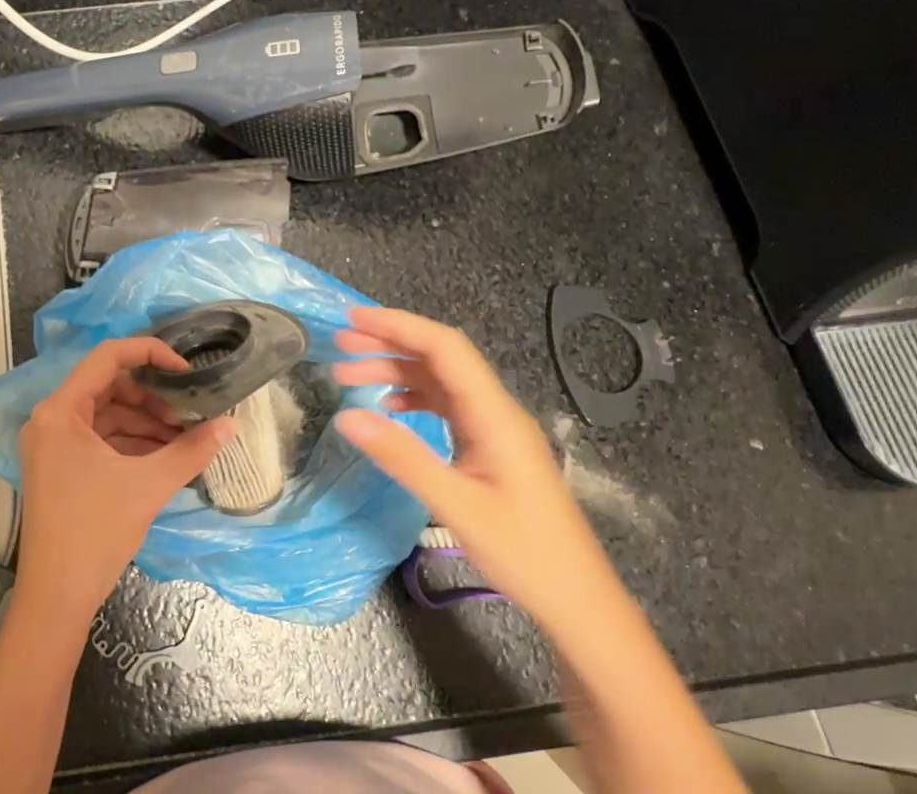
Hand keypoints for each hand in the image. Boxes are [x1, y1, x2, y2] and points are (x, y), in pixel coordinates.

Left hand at [15, 337, 234, 620]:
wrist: (57, 596)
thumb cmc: (95, 532)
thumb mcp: (148, 486)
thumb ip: (190, 450)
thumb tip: (230, 426)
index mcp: (60, 411)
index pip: (107, 357)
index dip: (149, 353)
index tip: (186, 369)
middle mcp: (51, 419)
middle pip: (109, 386)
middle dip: (152, 397)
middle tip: (190, 415)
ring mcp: (54, 445)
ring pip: (107, 415)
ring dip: (146, 423)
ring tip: (186, 438)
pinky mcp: (61, 467)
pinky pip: (101, 439)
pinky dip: (132, 443)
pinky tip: (166, 457)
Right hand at [330, 306, 621, 627]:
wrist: (577, 599)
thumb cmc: (524, 553)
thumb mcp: (456, 505)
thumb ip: (402, 457)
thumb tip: (347, 415)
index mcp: (495, 416)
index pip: (446, 349)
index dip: (399, 325)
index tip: (353, 317)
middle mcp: (497, 412)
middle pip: (440, 360)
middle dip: (389, 344)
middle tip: (340, 344)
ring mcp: (495, 431)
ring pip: (441, 383)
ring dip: (396, 372)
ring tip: (348, 376)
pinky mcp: (491, 450)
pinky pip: (447, 408)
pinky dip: (412, 399)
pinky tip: (387, 408)